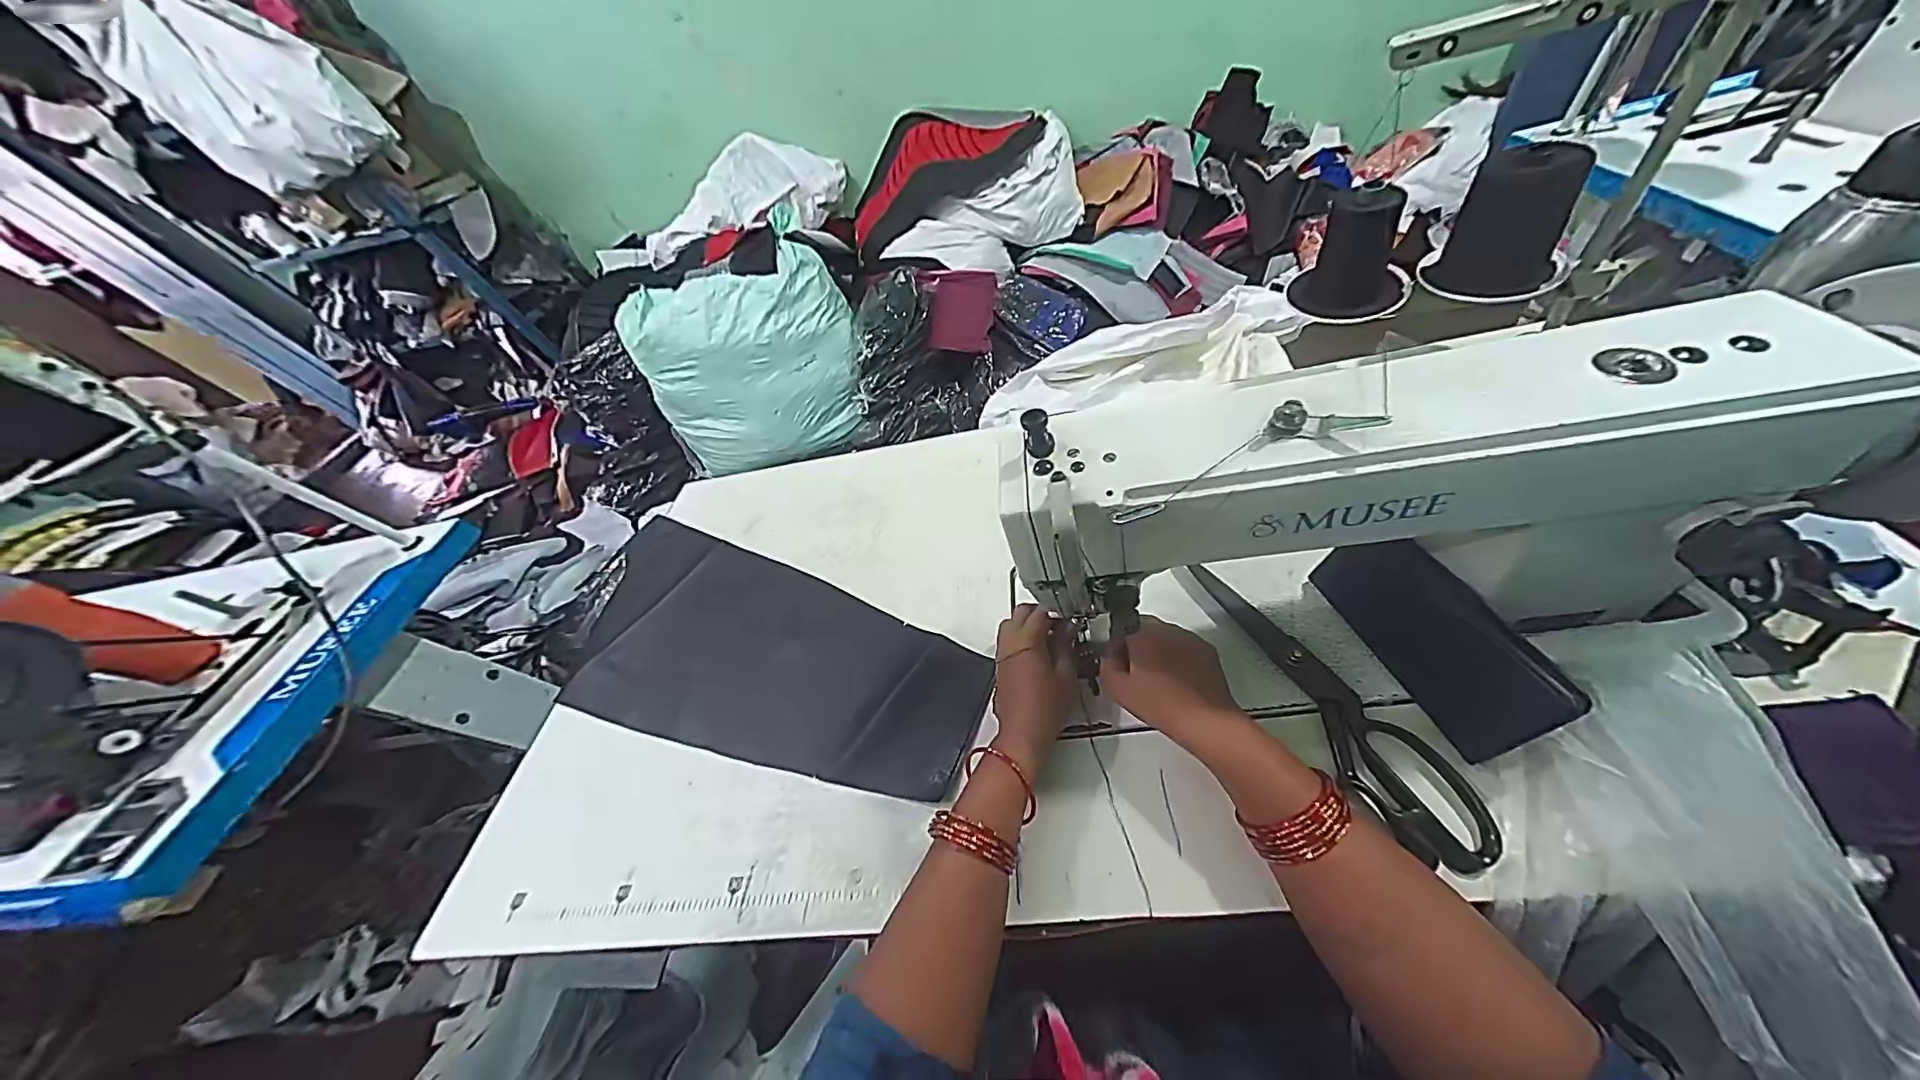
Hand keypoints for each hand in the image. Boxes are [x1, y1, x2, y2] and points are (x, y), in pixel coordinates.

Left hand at [990, 605, 1077, 772]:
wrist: (1023, 734)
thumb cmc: (1044, 711)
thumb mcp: (1066, 675)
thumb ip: (1066, 646)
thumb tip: (1067, 630)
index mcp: (1027, 642)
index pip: (1038, 613)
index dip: (1055, 613)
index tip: (1067, 621)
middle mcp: (1010, 645)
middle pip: (1019, 613)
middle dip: (1038, 614)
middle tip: (1057, 625)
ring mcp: (1002, 656)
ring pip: (1010, 626)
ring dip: (1026, 626)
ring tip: (1048, 639)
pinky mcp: (1000, 668)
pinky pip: (1007, 643)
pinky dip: (1020, 640)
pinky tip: (1037, 654)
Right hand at [1102, 617, 1247, 746]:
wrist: (1203, 719)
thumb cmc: (1163, 704)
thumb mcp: (1118, 689)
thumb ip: (1106, 667)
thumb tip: (1109, 660)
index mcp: (1142, 633)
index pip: (1120, 628)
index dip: (1116, 647)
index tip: (1116, 663)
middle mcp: (1166, 630)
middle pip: (1143, 631)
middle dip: (1137, 649)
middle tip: (1135, 675)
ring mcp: (1189, 639)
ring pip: (1165, 639)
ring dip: (1158, 653)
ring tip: (1157, 682)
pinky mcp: (1206, 651)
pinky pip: (1185, 650)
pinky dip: (1179, 661)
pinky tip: (1175, 683)